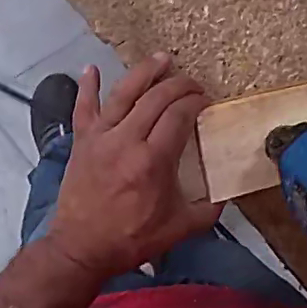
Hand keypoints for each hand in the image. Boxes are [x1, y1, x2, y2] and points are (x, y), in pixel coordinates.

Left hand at [41, 53, 221, 280]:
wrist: (81, 249)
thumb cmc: (132, 239)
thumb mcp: (180, 228)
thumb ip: (208, 211)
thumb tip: (225, 195)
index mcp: (153, 160)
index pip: (179, 115)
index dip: (195, 102)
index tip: (206, 101)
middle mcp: (127, 141)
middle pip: (156, 99)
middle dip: (179, 85)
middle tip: (193, 83)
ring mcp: (101, 138)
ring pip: (124, 94)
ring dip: (145, 73)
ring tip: (162, 58)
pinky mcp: (82, 142)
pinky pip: (83, 108)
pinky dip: (88, 87)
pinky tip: (92, 68)